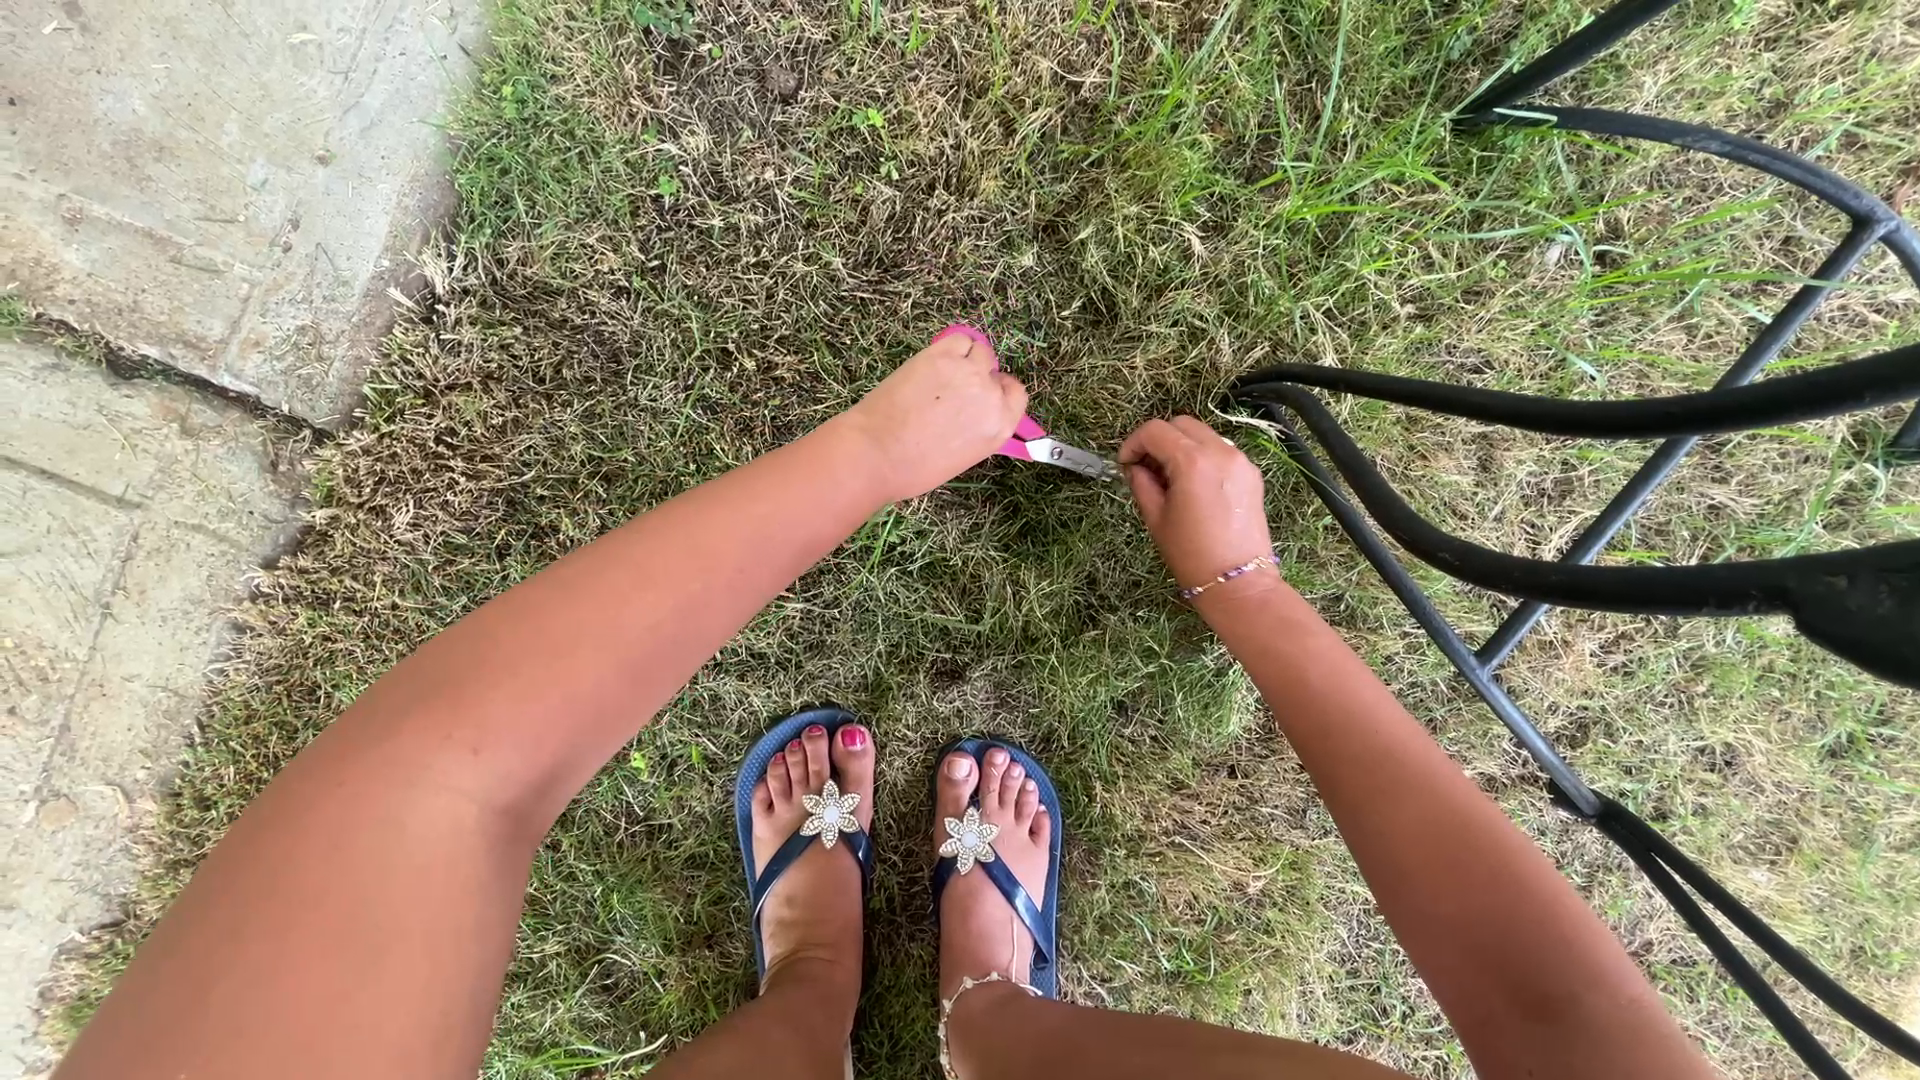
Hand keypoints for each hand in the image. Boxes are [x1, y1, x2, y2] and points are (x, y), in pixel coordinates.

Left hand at [837, 328, 1028, 501]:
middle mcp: (990, 396)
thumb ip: (978, 429)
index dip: (999, 392)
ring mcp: (968, 371)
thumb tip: (973, 413)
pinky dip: (951, 348)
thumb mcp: (962, 456)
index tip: (984, 395)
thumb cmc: (914, 467)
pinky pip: (958, 340)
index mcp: (1000, 427)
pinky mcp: (941, 355)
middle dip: (981, 377)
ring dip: (967, 359)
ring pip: (979, 351)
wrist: (878, 453)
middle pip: (996, 372)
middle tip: (956, 387)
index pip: (1016, 395)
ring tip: (942, 374)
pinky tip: (933, 362)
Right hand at [1119, 416, 1277, 595]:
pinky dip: (1202, 457)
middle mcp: (1220, 452)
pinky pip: (1220, 451)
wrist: (1238, 582)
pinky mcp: (1251, 473)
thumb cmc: (1191, 554)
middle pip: (1181, 424)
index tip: (1125, 464)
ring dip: (1181, 446)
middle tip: (1146, 468)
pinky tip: (1194, 486)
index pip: (1155, 431)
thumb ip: (1142, 484)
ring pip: (1202, 434)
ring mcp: (1240, 461)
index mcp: (1192, 462)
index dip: (1133, 443)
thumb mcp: (1156, 518)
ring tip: (1170, 478)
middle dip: (1158, 440)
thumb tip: (1135, 468)